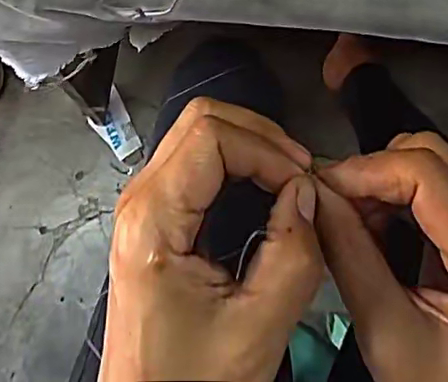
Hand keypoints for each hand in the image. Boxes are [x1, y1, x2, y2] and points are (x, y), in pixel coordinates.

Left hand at [101, 98, 323, 381]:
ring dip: (253, 142)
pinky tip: (266, 183)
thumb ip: (293, 253)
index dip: (266, 149)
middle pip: (204, 119)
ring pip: (201, 130)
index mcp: (152, 222)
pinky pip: (200, 157)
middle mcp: (141, 202)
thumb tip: (306, 192)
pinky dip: (240, 157)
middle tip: (298, 168)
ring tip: (289, 174)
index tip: (299, 181)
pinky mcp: (159, 214)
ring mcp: (146, 205)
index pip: (213, 136)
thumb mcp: (257, 329)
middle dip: (261, 134)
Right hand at [315, 132, 447, 381]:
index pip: (432, 176)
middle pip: (438, 160)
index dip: (371, 169)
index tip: (323, 183)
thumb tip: (317, 196)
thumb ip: (353, 260)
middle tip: (333, 203)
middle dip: (377, 172)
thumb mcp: (391, 343)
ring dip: (389, 183)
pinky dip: (407, 200)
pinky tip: (381, 229)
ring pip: (442, 168)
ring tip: (354, 223)